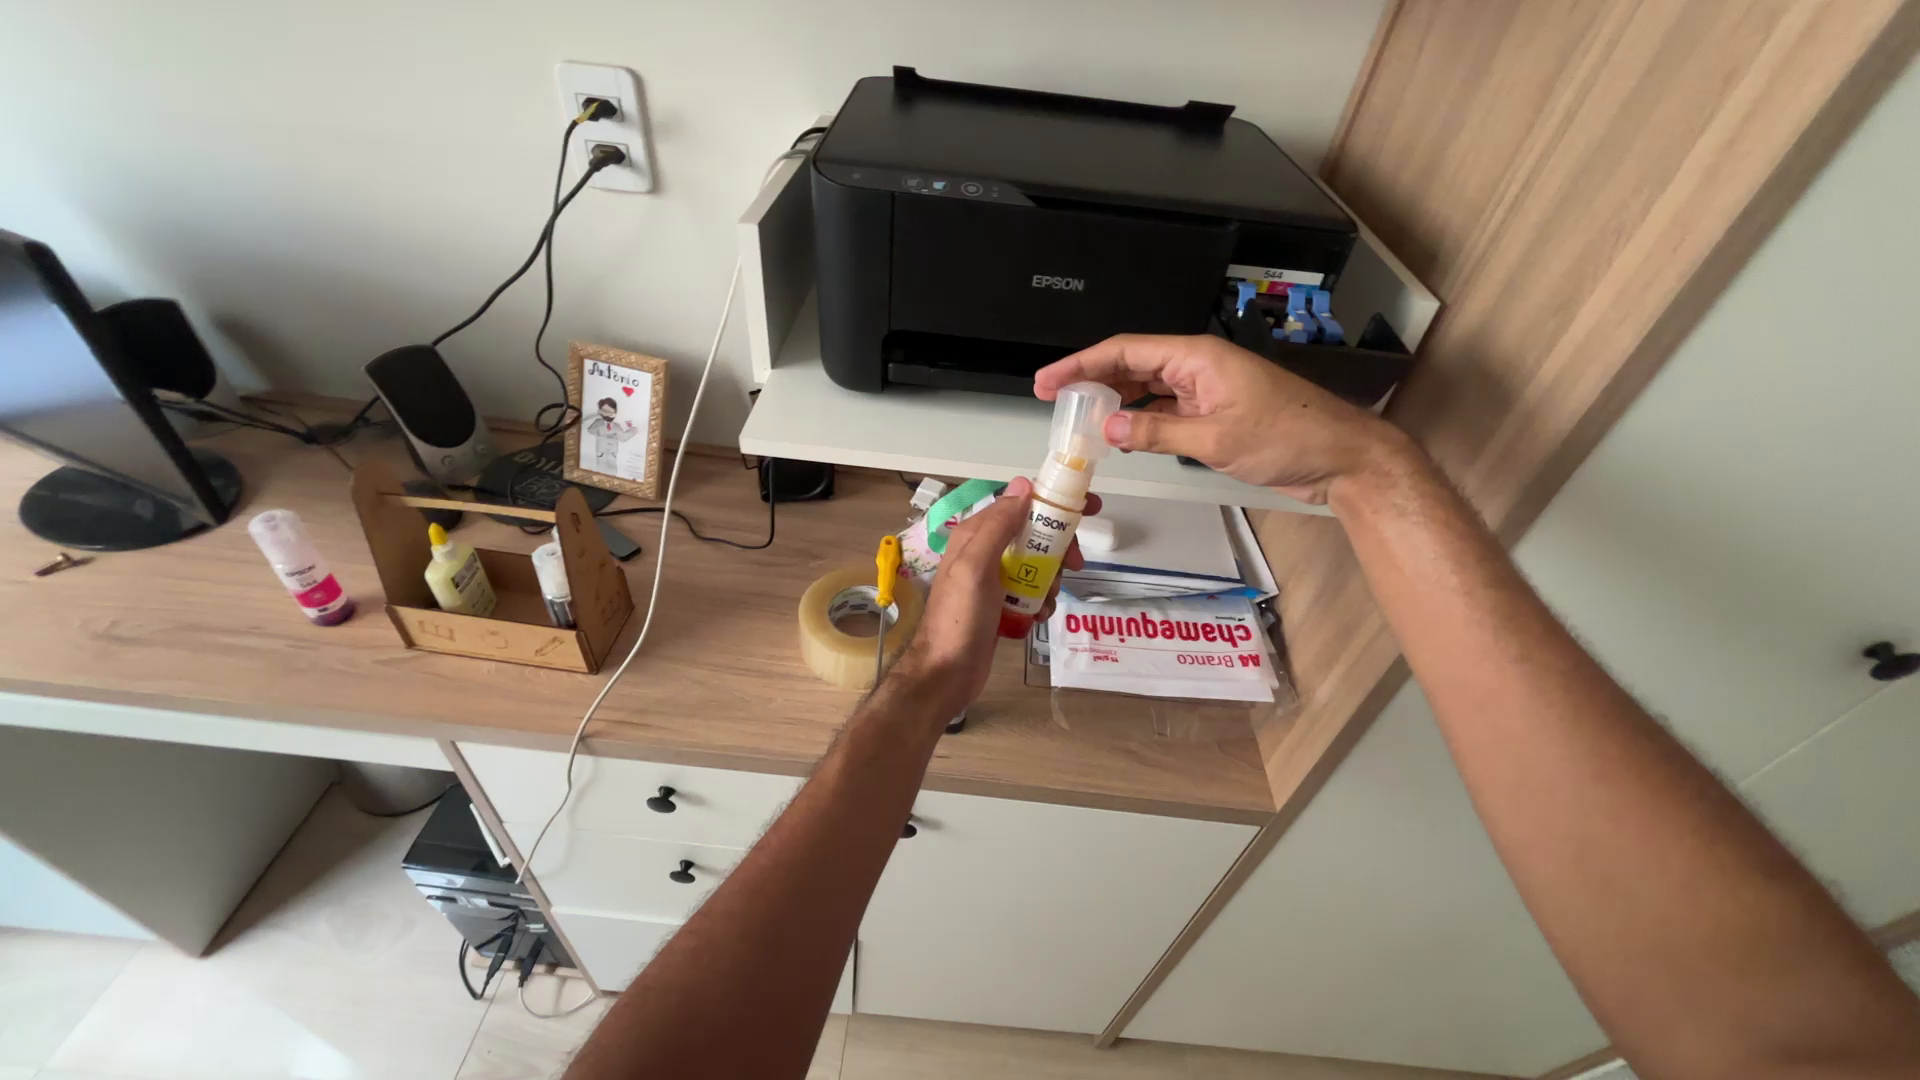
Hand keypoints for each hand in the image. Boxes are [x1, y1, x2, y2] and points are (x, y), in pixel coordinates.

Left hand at [894, 477, 1098, 708]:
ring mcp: (992, 579)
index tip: (1089, 507)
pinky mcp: (1000, 604)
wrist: (947, 673)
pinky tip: (1038, 616)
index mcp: (975, 534)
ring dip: (1051, 578)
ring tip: (1047, 598)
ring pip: (1037, 564)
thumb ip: (998, 526)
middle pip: (1033, 534)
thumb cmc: (959, 619)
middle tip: (1075, 563)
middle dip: (1058, 547)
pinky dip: (1041, 600)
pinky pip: (1031, 591)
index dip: (1054, 503)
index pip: (1020, 504)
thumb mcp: (976, 566)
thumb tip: (1024, 485)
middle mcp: (984, 551)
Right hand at [1034, 334, 1412, 505]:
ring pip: (1146, 389)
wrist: (1340, 457)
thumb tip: (1111, 426)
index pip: (1125, 351)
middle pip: (1131, 365)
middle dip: (1091, 380)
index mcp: (1197, 357)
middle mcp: (1198, 367)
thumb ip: (1159, 432)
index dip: (1082, 363)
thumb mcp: (1216, 438)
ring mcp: (1206, 390)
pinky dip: (1140, 421)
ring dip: (1114, 401)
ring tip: (1080, 418)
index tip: (1049, 380)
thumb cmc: (1290, 437)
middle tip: (1055, 399)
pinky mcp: (1213, 413)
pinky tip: (1122, 434)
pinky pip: (1165, 411)